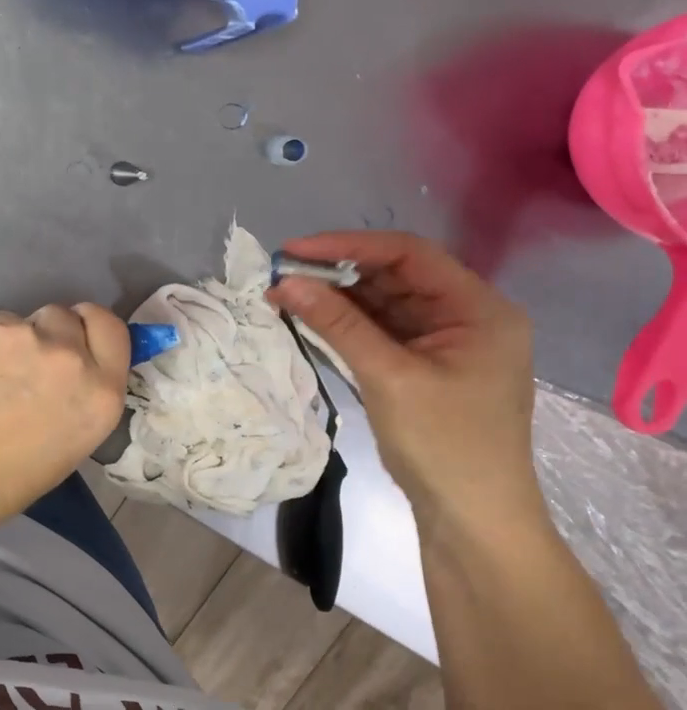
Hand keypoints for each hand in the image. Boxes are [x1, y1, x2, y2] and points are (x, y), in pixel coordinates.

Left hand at [0, 305, 129, 526]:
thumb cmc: (9, 475)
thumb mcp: (71, 441)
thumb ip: (78, 392)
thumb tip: (69, 364)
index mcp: (98, 388)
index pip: (107, 325)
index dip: (87, 326)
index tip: (71, 337)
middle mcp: (61, 352)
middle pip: (59, 316)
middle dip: (42, 334)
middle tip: (17, 366)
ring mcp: (11, 332)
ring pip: (10, 319)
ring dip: (0, 341)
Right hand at [266, 231, 541, 531]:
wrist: (473, 514)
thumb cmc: (445, 441)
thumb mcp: (388, 375)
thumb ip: (337, 323)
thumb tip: (284, 281)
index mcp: (479, 311)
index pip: (409, 255)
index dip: (348, 245)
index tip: (293, 251)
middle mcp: (466, 316)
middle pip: (393, 273)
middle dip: (335, 270)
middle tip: (280, 275)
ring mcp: (444, 339)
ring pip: (380, 298)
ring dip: (333, 295)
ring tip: (282, 295)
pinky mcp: (422, 360)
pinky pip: (376, 324)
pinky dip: (341, 319)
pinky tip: (305, 317)